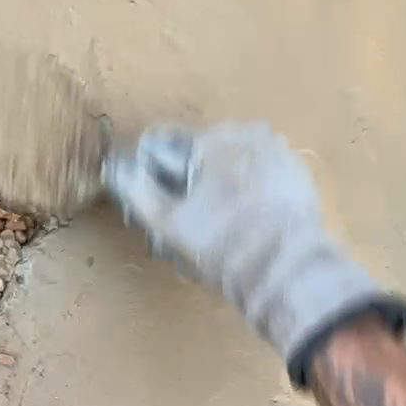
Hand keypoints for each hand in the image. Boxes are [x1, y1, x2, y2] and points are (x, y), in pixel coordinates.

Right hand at [101, 120, 405, 383]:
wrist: (287, 271)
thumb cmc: (222, 243)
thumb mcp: (167, 220)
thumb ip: (135, 189)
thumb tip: (113, 167)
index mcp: (213, 138)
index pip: (157, 148)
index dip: (141, 181)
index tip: (139, 215)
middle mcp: (247, 134)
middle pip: (190, 162)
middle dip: (172, 195)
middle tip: (166, 235)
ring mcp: (275, 154)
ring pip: (218, 174)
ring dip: (200, 202)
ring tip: (196, 242)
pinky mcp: (293, 178)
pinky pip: (248, 183)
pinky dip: (232, 203)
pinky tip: (228, 234)